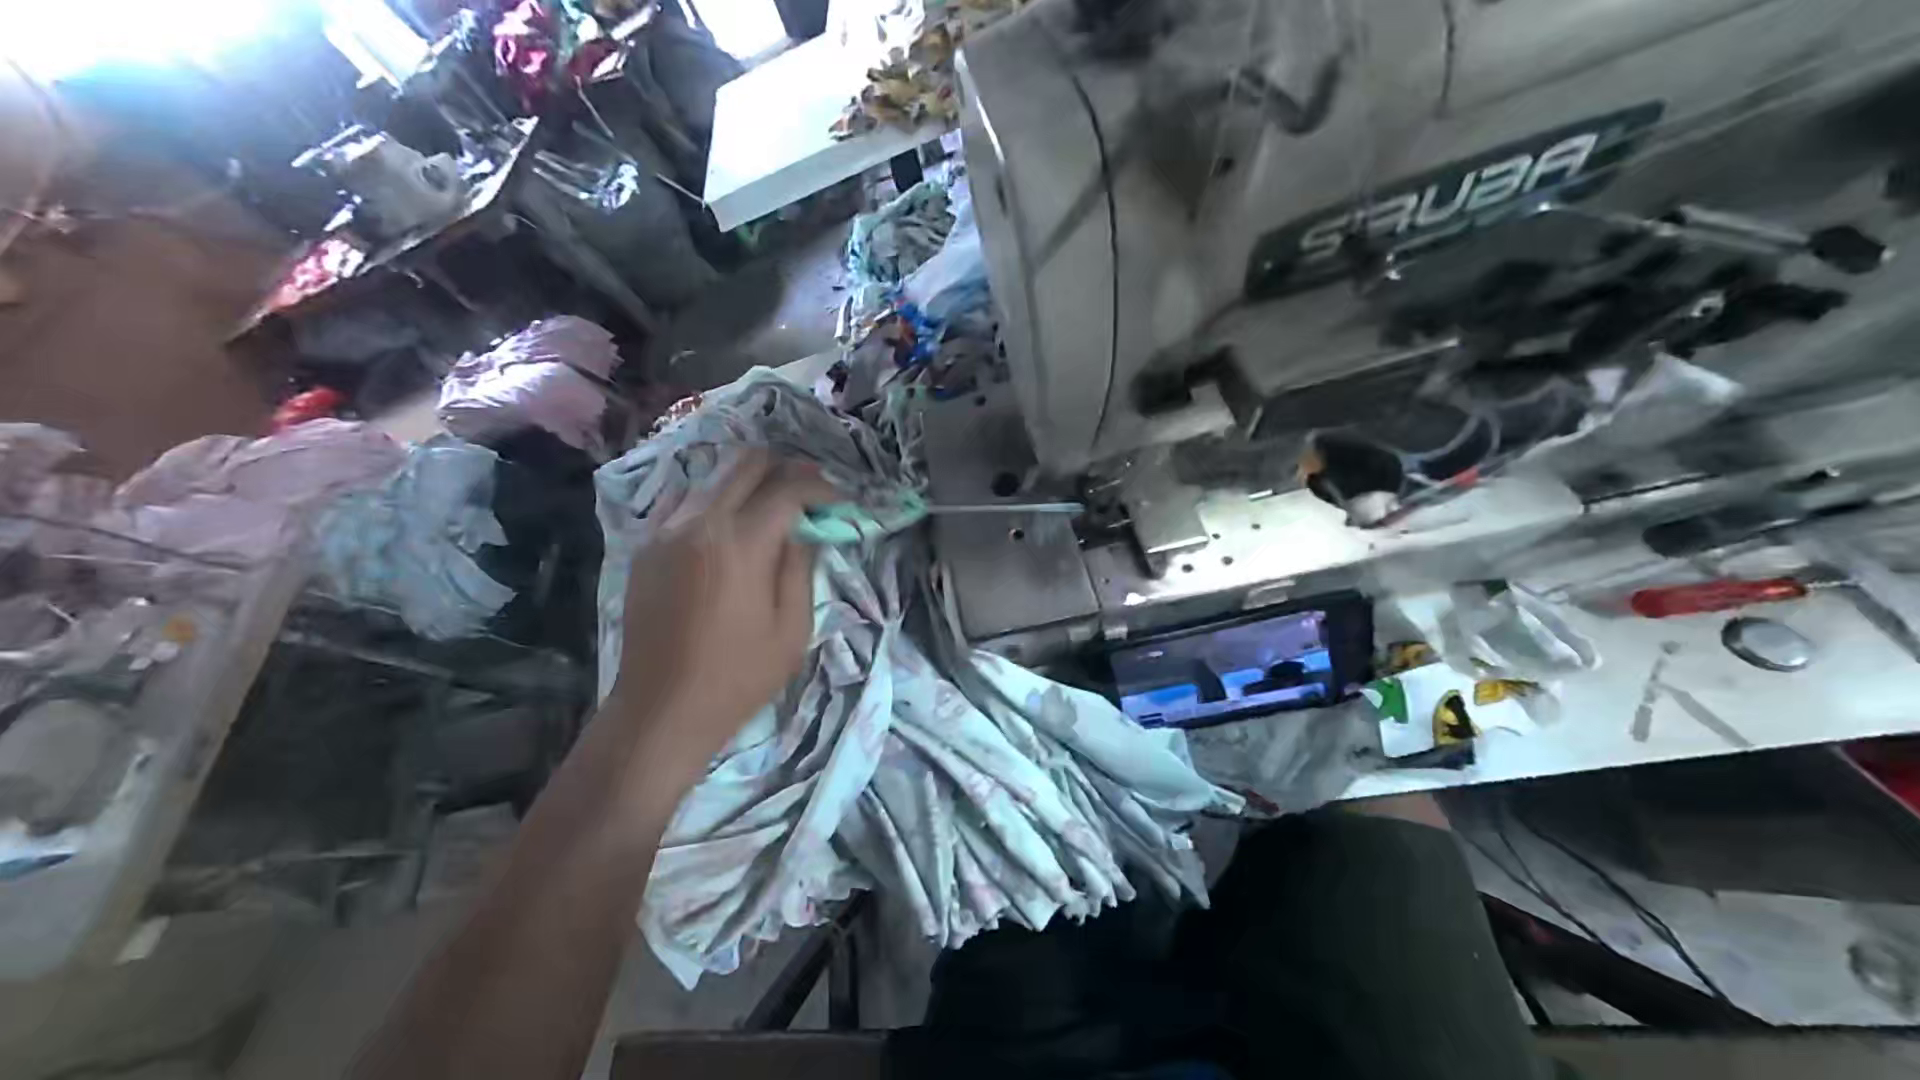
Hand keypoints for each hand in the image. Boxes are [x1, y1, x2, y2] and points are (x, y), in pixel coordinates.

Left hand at [609, 446, 835, 783]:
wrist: (661, 709)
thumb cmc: (737, 676)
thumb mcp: (792, 629)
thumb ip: (800, 568)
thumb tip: (803, 530)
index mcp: (740, 544)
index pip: (787, 489)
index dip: (820, 486)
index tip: (840, 497)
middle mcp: (698, 522)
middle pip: (746, 464)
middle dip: (785, 467)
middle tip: (809, 488)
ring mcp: (664, 530)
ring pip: (713, 476)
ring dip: (749, 480)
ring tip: (774, 502)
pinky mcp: (645, 546)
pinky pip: (684, 501)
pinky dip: (715, 498)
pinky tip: (730, 522)